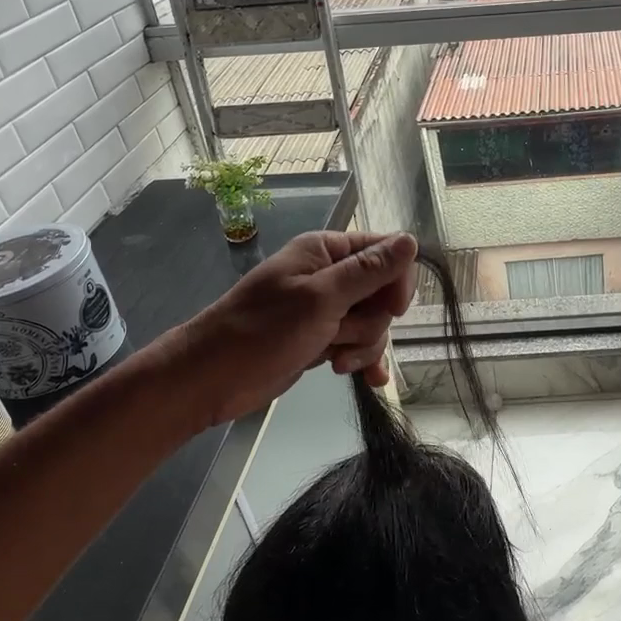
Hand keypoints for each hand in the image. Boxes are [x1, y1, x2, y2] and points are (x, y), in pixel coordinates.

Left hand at [153, 230, 417, 427]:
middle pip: (382, 291)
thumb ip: (369, 270)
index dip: (396, 281)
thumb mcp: (320, 298)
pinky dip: (363, 359)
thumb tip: (411, 240)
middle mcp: (329, 275)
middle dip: (372, 320)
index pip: (386, 252)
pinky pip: (357, 344)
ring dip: (362, 344)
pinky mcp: (320, 339)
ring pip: (372, 322)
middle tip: (342, 333)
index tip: (393, 309)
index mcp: (326, 251)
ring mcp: (324, 309)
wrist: (209, 380)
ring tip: (334, 360)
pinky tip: (370, 380)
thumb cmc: (261, 332)